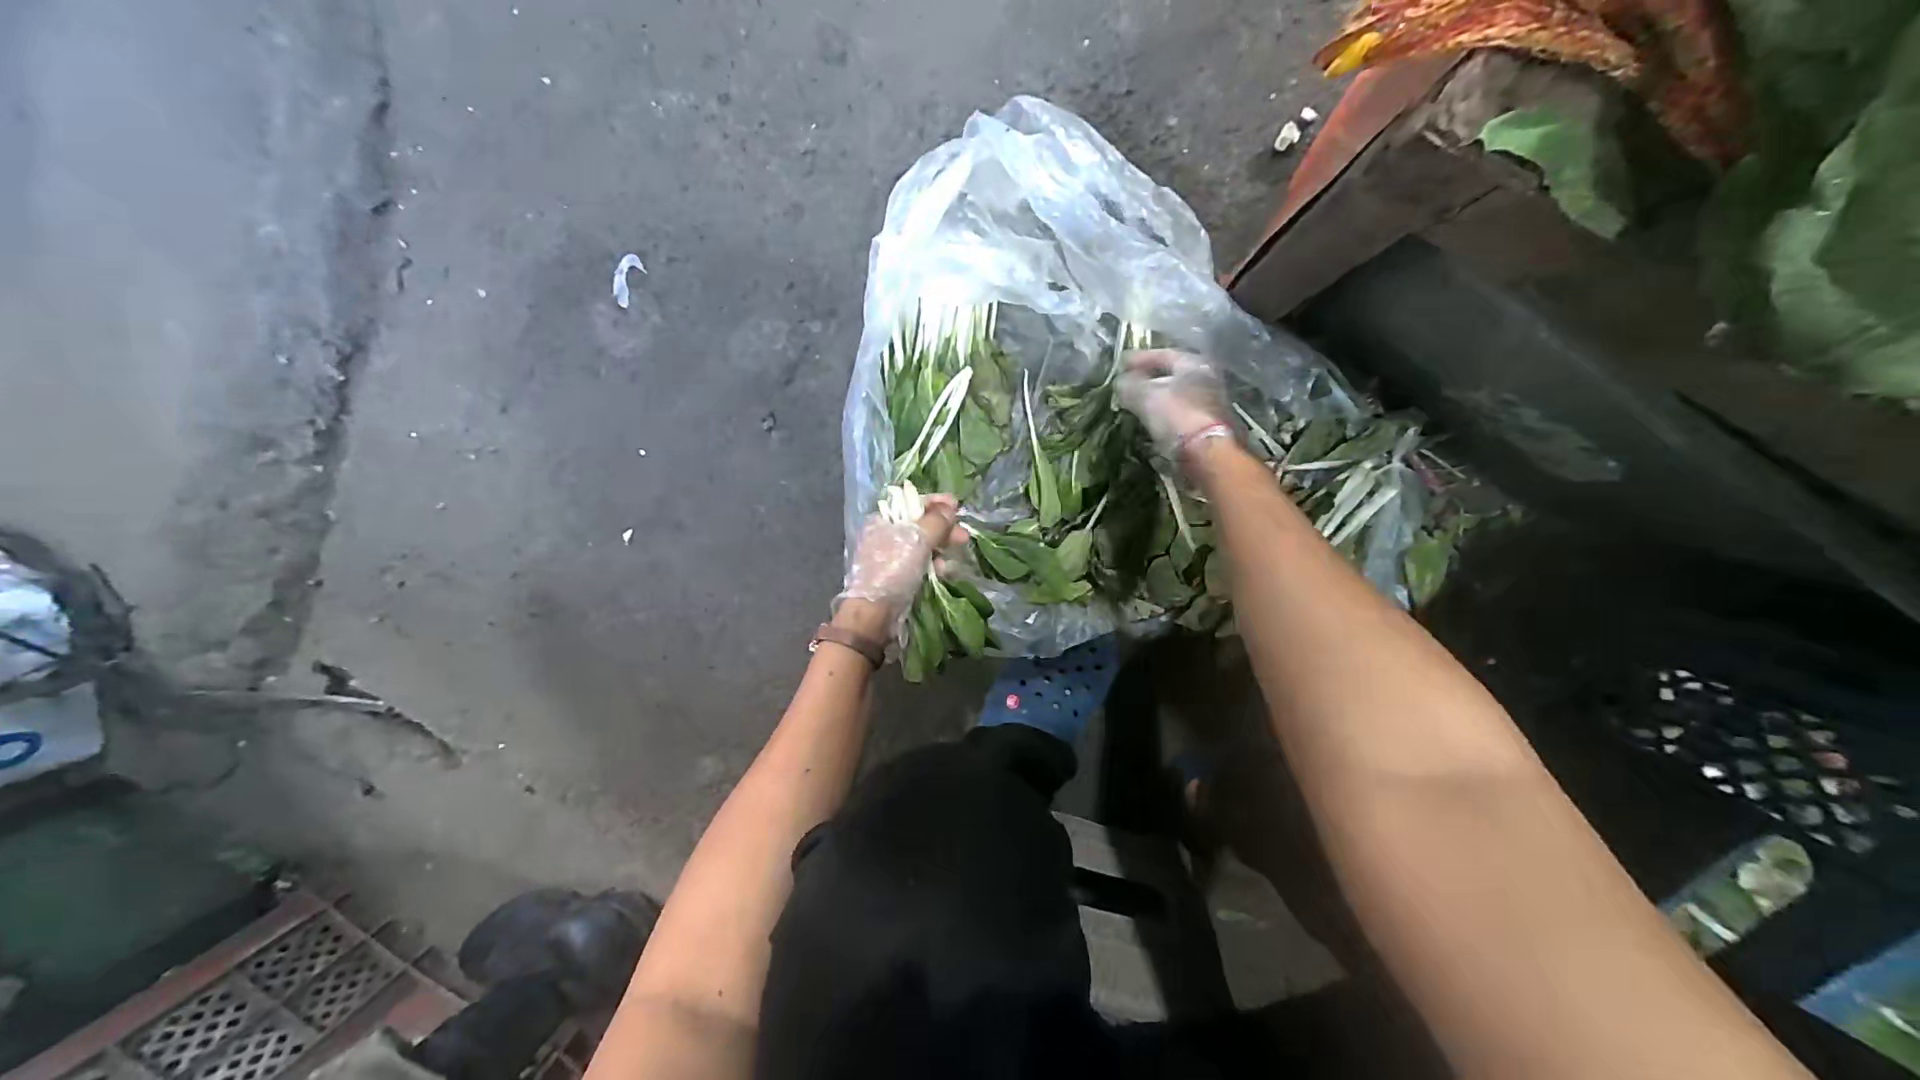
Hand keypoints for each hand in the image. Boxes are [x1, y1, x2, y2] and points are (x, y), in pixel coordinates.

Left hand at [838, 494, 967, 625]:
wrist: (874, 614)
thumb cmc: (893, 570)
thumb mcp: (917, 539)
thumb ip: (936, 521)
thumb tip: (950, 507)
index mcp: (884, 520)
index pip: (913, 502)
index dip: (937, 503)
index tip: (957, 505)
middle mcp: (886, 535)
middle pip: (921, 524)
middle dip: (944, 528)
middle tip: (964, 536)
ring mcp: (893, 557)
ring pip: (924, 545)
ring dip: (942, 548)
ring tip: (955, 555)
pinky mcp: (900, 576)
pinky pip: (922, 564)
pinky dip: (934, 564)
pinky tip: (943, 571)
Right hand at [1116, 349, 1233, 459]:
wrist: (1207, 455)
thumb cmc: (1177, 416)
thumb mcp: (1145, 395)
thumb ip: (1130, 385)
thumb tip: (1121, 382)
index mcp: (1194, 364)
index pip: (1163, 354)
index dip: (1139, 358)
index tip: (1120, 364)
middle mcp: (1207, 381)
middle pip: (1172, 376)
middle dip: (1148, 380)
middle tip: (1126, 385)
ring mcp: (1210, 407)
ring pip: (1176, 399)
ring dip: (1155, 402)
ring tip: (1134, 407)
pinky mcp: (1207, 431)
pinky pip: (1179, 419)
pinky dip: (1163, 420)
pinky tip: (1150, 426)